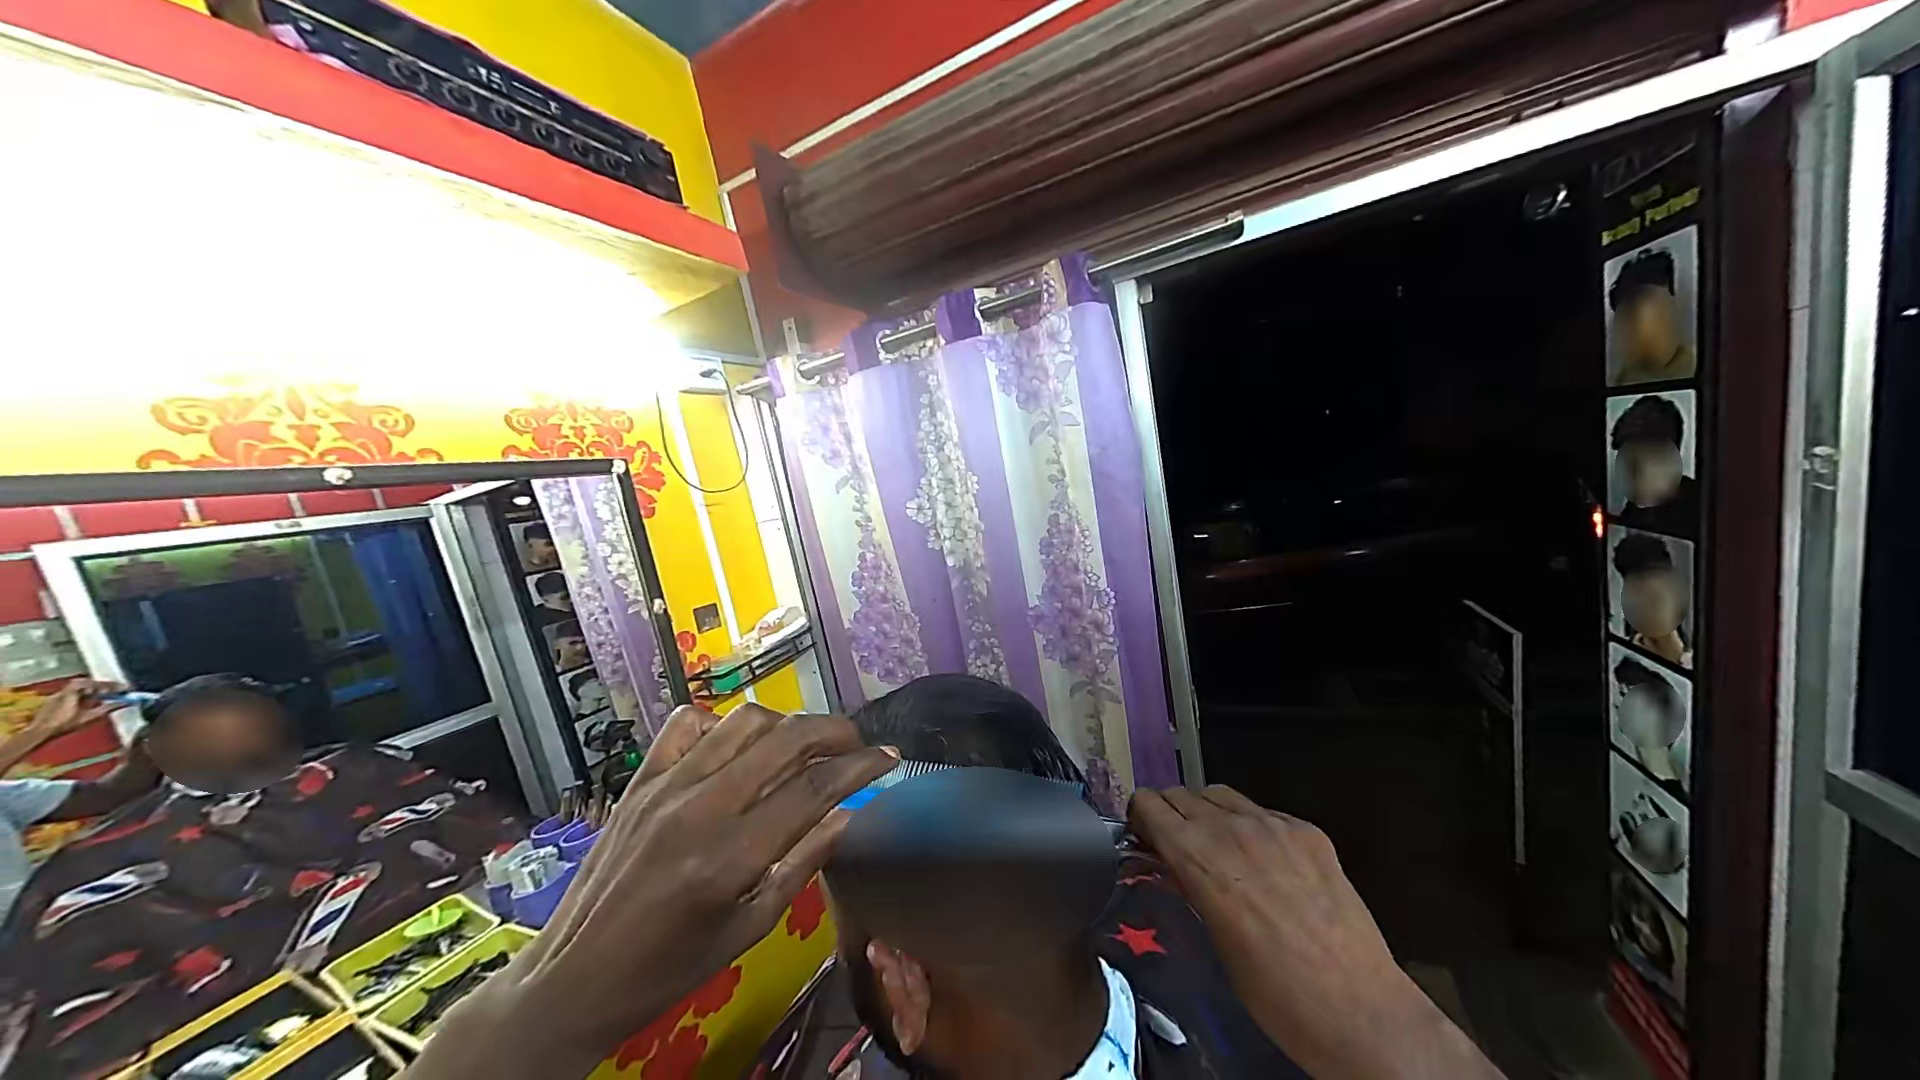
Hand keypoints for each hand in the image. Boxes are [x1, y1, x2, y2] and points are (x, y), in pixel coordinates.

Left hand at [27, 680, 120, 739]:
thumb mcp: (90, 716)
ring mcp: (55, 697)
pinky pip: (71, 694)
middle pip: (85, 683)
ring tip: (105, 695)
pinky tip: (89, 702)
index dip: (111, 684)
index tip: (124, 688)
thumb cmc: (64, 724)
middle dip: (102, 686)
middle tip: (116, 690)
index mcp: (71, 692)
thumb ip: (110, 707)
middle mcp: (62, 692)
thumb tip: (128, 702)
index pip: (93, 683)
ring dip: (93, 690)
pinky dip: (84, 695)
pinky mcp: (52, 703)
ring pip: (78, 689)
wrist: (38, 734)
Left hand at [413, 704, 893, 1079]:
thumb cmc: (669, 969)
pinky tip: (736, 746)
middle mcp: (700, 806)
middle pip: (787, 739)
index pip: (815, 787)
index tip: (891, 757)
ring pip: (744, 720)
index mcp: (730, 857)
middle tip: (857, 745)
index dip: (862, 766)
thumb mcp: (748, 931)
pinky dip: (722, 722)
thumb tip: (847, 814)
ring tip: (804, 744)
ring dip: (786, 724)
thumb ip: (802, 865)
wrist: (571, 979)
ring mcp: (665, 785)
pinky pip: (687, 723)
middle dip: (836, 731)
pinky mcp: (640, 779)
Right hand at [1130, 786, 1502, 1079]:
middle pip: (1181, 793)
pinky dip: (1252, 826)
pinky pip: (1264, 813)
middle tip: (1177, 844)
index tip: (1144, 836)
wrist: (1359, 1012)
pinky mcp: (1309, 833)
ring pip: (1220, 794)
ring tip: (1219, 846)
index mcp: (1198, 857)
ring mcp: (1274, 827)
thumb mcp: (1211, 938)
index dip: (1141, 817)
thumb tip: (1176, 863)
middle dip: (1171, 814)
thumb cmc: (1276, 994)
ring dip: (1209, 813)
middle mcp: (1232, 829)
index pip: (1150, 803)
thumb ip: (1189, 884)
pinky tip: (1266, 862)